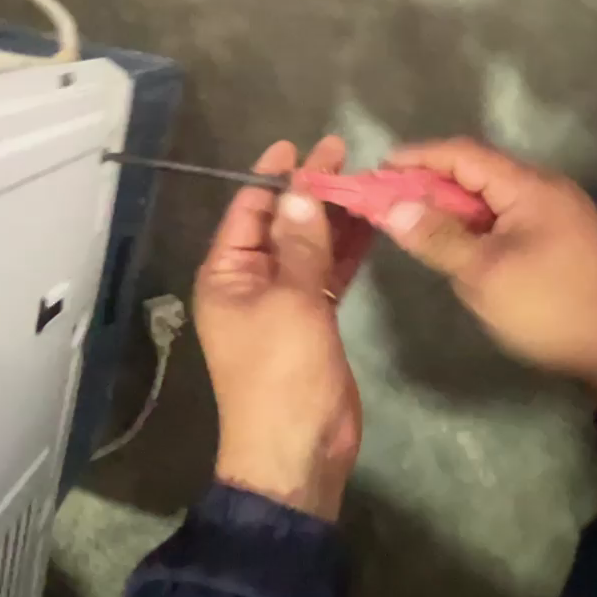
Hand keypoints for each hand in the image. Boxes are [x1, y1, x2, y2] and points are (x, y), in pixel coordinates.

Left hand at [193, 136, 373, 519]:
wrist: (298, 450)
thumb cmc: (282, 374)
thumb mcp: (292, 302)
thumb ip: (301, 244)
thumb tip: (302, 189)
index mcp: (226, 274)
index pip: (248, 211)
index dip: (271, 176)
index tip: (299, 145)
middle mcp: (249, 280)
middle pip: (280, 223)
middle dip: (308, 191)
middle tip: (343, 153)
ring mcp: (282, 299)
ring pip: (307, 245)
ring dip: (331, 217)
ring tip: (363, 180)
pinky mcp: (311, 318)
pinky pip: (326, 272)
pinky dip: (344, 250)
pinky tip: (369, 224)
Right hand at [378, 138, 596, 407]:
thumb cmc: (551, 308)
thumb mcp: (485, 275)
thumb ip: (437, 237)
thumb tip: (392, 207)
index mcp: (530, 188)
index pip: (463, 154)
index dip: (418, 157)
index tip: (379, 168)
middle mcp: (544, 189)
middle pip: (475, 170)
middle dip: (427, 179)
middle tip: (386, 196)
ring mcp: (554, 213)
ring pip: (488, 194)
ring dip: (447, 202)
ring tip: (409, 216)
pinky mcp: (556, 237)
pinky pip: (502, 215)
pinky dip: (469, 220)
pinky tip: (450, 238)